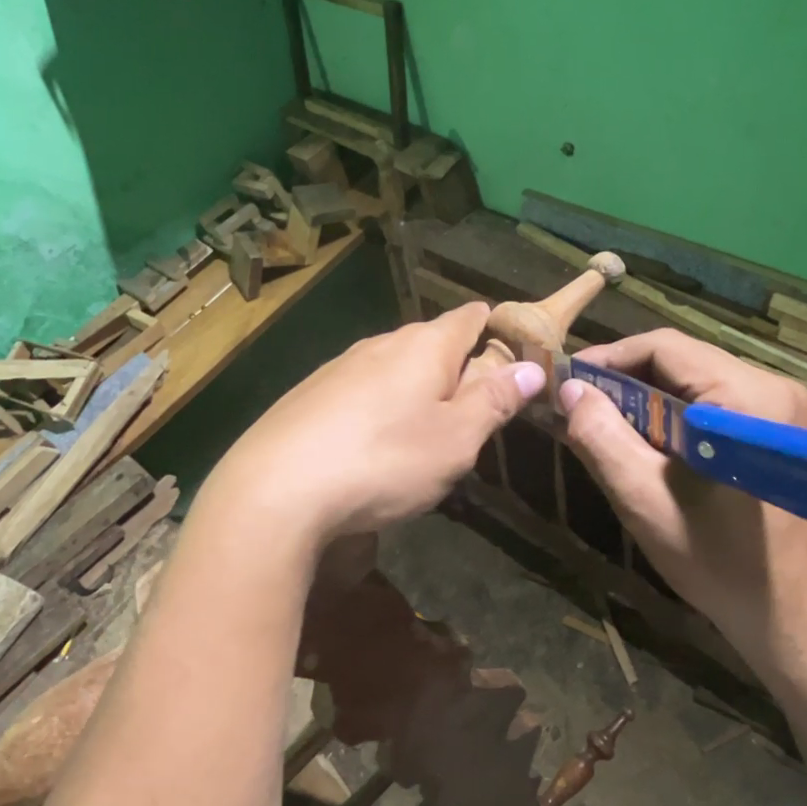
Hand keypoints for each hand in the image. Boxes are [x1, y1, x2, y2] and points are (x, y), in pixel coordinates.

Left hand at [197, 304, 545, 547]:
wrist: (274, 489)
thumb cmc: (382, 461)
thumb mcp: (455, 440)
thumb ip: (494, 400)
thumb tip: (532, 366)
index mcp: (424, 346)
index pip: (470, 316)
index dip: (497, 329)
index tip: (517, 355)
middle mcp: (380, 344)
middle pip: (430, 342)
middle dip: (456, 368)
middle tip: (474, 412)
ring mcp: (339, 367)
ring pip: (392, 368)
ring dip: (415, 391)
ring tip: (424, 434)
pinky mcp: (309, 395)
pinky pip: (360, 391)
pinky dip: (378, 409)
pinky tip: (371, 446)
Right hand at [558, 329, 806, 673]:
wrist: (788, 614)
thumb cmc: (717, 559)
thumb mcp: (643, 498)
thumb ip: (600, 436)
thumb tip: (569, 389)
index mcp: (749, 397)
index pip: (664, 347)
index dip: (608, 358)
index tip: (567, 383)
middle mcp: (773, 387)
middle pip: (680, 359)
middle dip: (624, 381)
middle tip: (579, 408)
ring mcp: (781, 405)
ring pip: (693, 378)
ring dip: (645, 399)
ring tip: (603, 426)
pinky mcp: (777, 426)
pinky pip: (711, 399)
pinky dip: (671, 414)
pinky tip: (645, 442)